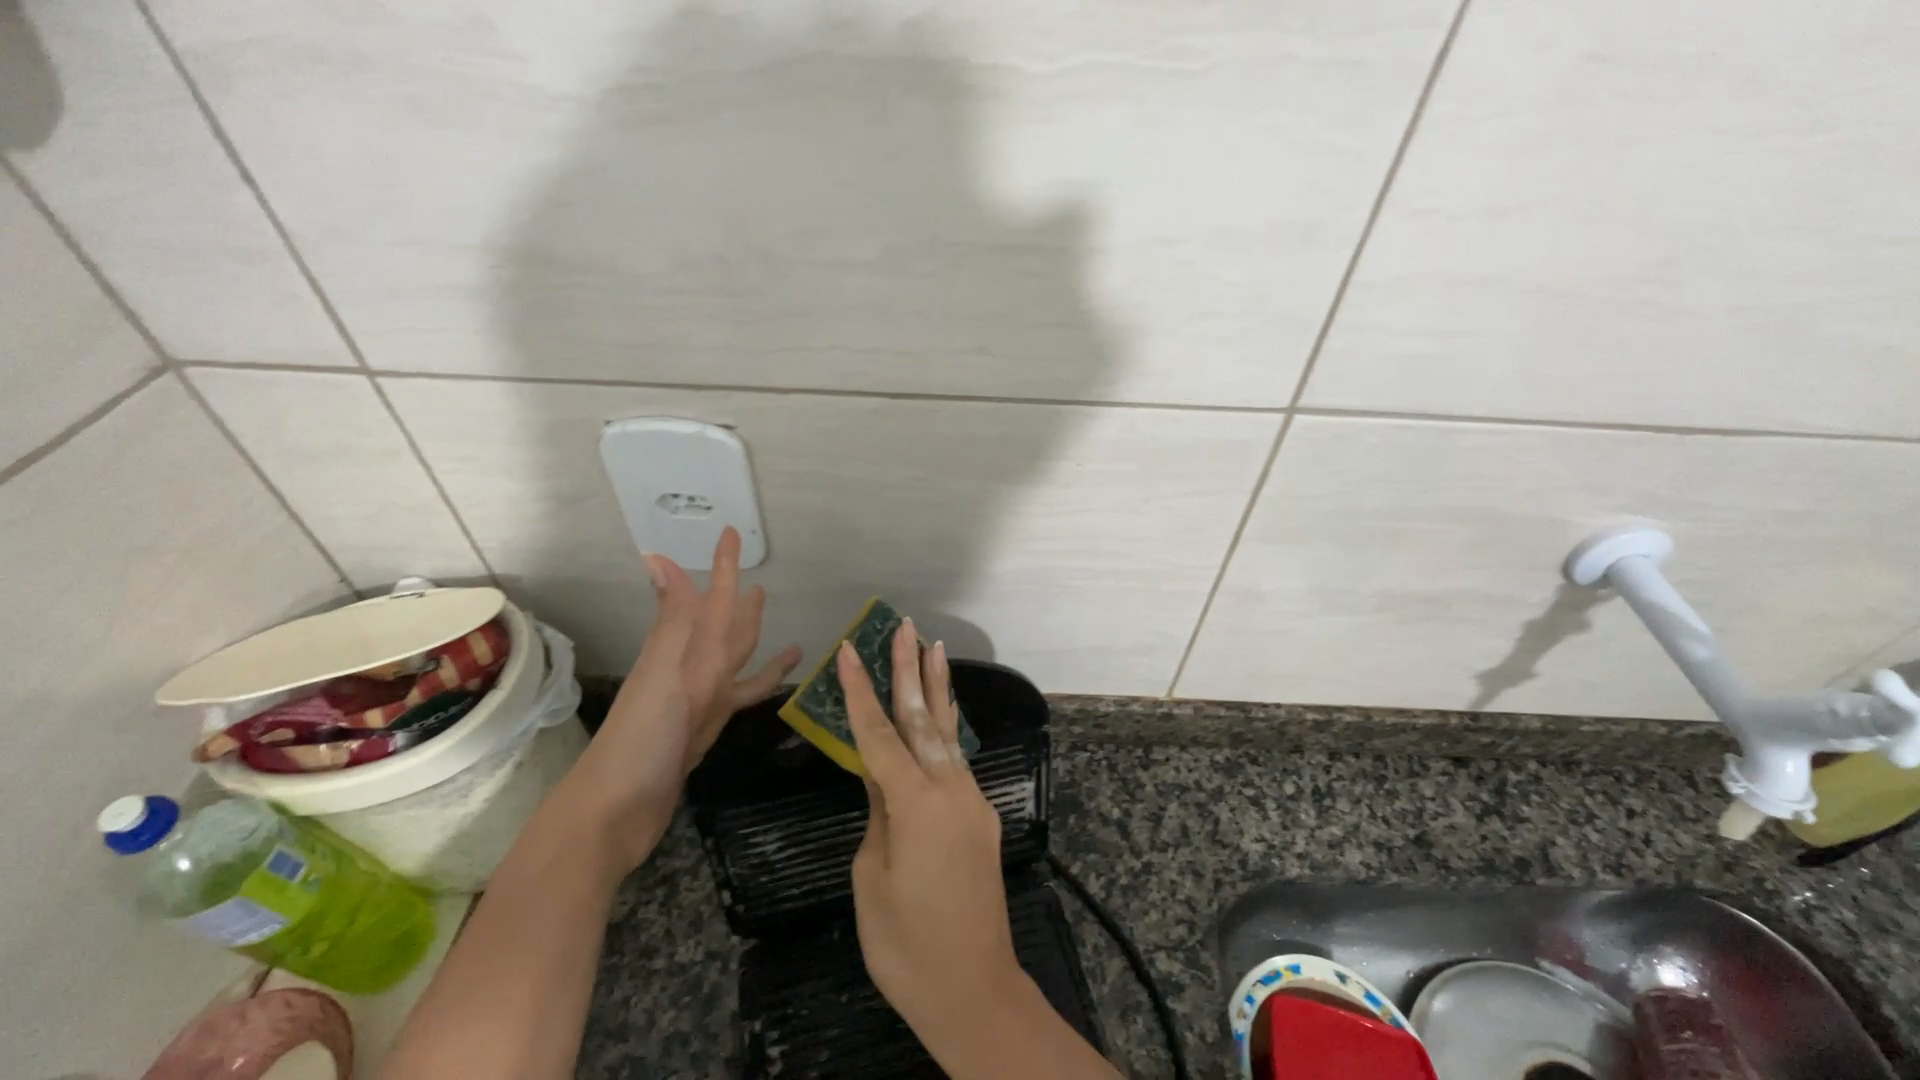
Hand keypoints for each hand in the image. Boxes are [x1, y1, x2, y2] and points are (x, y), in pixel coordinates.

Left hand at [567, 527, 800, 870]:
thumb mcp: (666, 675)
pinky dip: (761, 686)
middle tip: (762, 586)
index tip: (732, 532)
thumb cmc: (642, 740)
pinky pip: (741, 698)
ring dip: (755, 646)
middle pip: (720, 630)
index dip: (721, 568)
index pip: (706, 599)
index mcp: (679, 652)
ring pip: (735, 664)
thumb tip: (657, 556)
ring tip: (788, 635)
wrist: (616, 812)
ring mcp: (698, 702)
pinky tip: (781, 684)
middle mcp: (688, 669)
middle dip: (738, 606)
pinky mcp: (706, 731)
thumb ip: (676, 620)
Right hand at [841, 621, 1023, 1046]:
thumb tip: (880, 776)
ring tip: (932, 650)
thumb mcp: (873, 876)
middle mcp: (952, 791)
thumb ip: (878, 815)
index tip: (851, 649)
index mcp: (917, 803)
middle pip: (925, 719)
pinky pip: (956, 764)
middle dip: (911, 671)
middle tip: (906, 626)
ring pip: (948, 736)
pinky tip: (939, 718)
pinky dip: (944, 733)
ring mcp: (972, 804)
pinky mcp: (981, 820)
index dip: (862, 691)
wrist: (972, 988)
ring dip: (936, 692)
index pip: (880, 734)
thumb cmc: (906, 944)